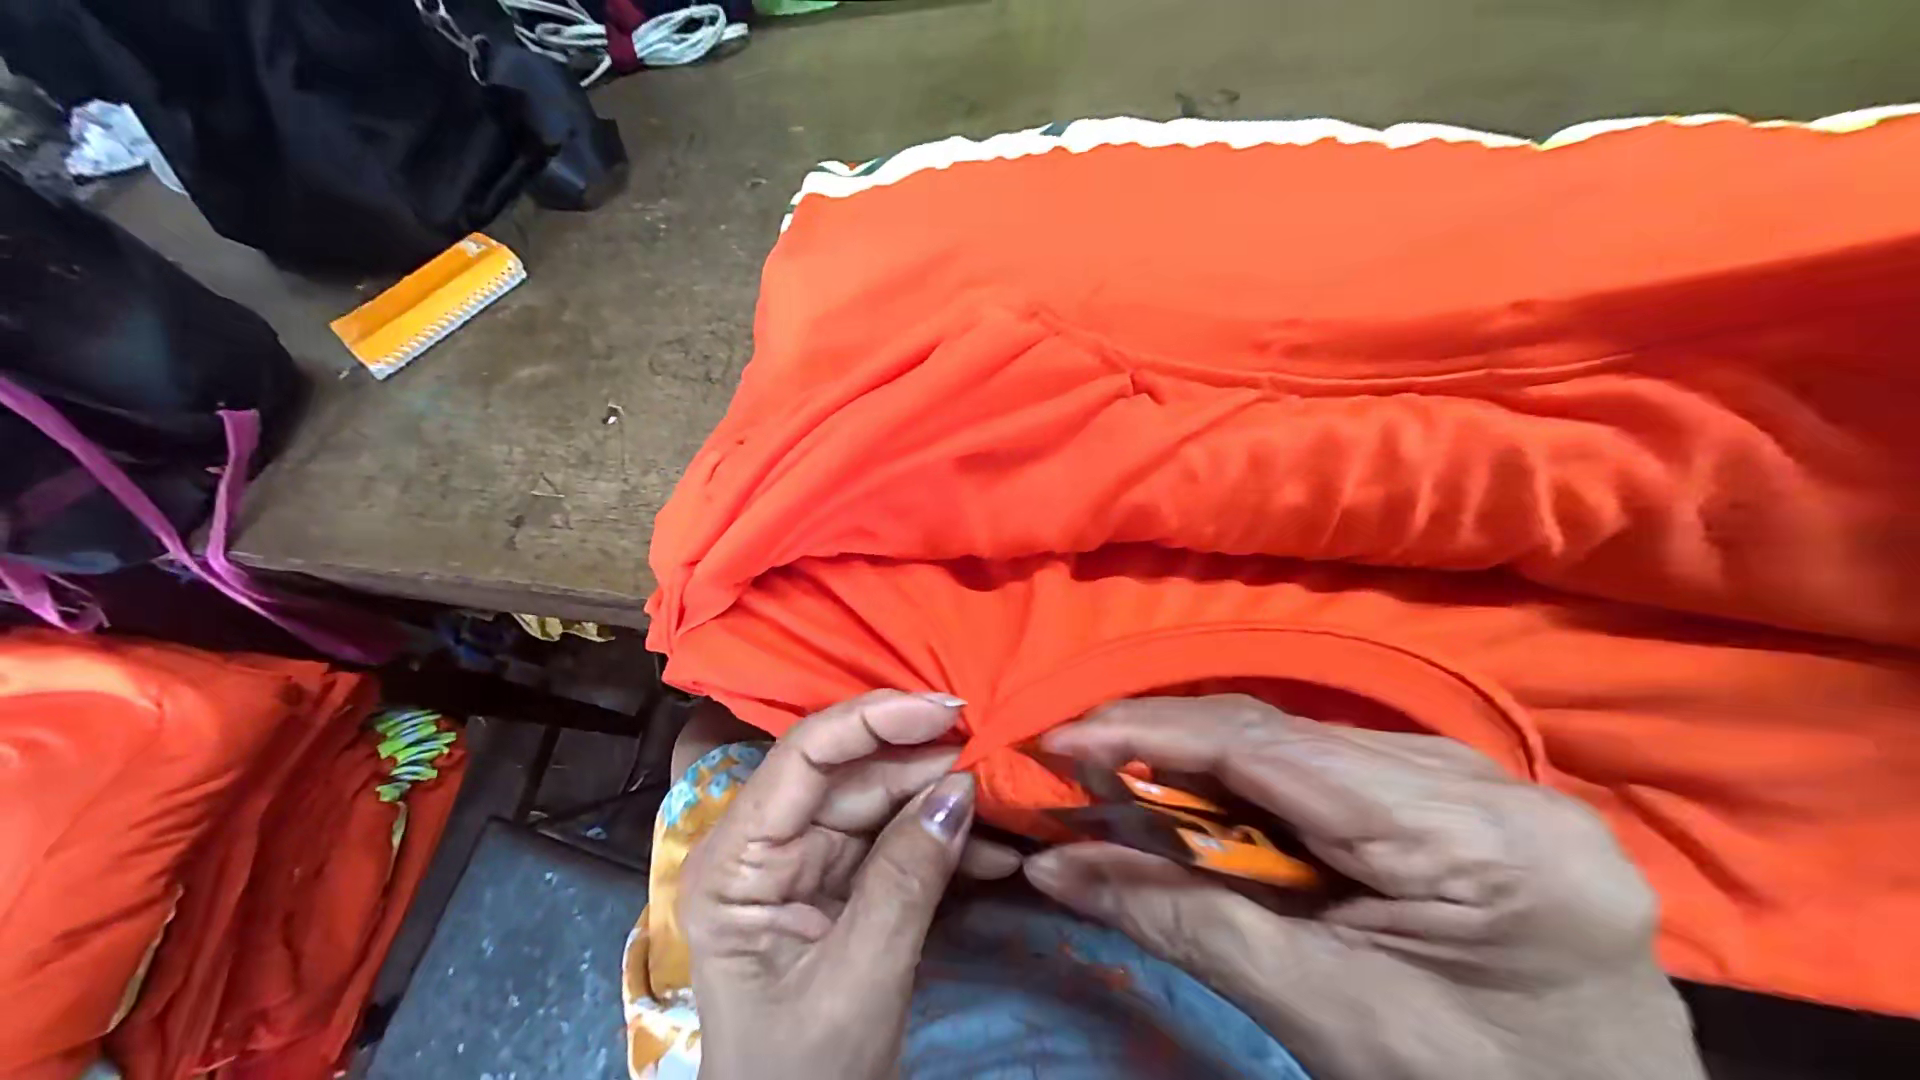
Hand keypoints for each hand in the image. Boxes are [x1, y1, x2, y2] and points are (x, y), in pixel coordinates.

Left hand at [677, 691, 1019, 1079]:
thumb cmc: (804, 1075)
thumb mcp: (858, 982)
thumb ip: (907, 880)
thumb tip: (958, 790)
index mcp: (738, 858)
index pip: (804, 755)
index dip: (874, 719)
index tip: (946, 710)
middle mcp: (767, 842)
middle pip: (851, 774)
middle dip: (924, 764)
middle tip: (994, 755)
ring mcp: (806, 859)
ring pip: (881, 800)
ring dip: (943, 802)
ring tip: (1005, 802)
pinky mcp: (840, 878)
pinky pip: (895, 839)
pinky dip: (943, 842)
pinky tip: (993, 851)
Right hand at [1023, 695, 1704, 1079]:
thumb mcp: (1315, 1013)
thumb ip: (1177, 921)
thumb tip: (1053, 866)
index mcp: (1477, 842)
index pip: (1275, 752)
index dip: (1153, 734)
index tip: (1060, 740)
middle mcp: (1481, 778)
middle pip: (1281, 735)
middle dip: (1165, 744)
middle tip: (1077, 765)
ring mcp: (1472, 772)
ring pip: (1294, 739)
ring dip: (1199, 759)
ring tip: (1124, 782)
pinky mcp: (1449, 784)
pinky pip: (1320, 759)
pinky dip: (1247, 777)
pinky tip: (1207, 801)